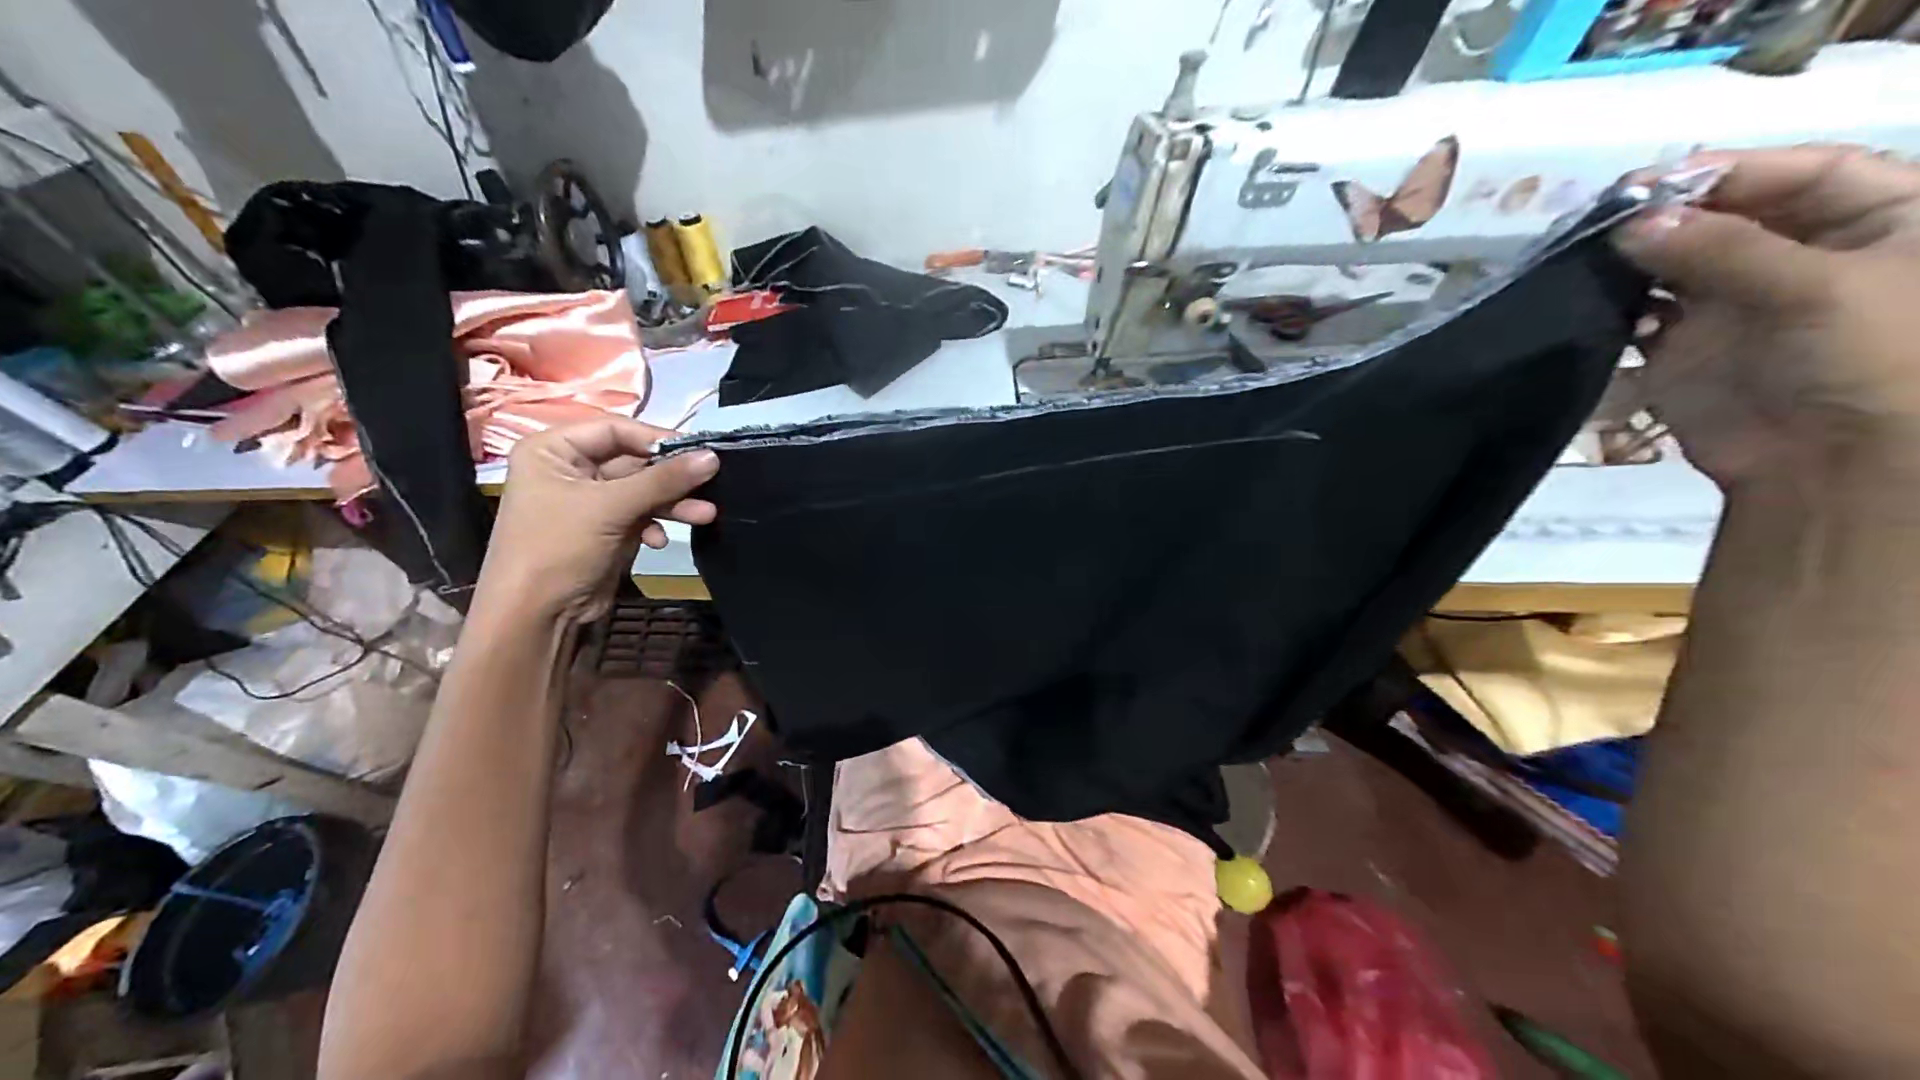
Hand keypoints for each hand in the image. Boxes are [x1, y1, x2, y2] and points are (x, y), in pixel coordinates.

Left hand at [475, 419, 717, 623]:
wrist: (537, 616)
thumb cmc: (559, 547)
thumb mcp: (611, 507)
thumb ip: (664, 480)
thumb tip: (713, 456)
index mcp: (552, 450)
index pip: (615, 429)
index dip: (656, 439)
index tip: (698, 452)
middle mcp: (569, 469)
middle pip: (633, 460)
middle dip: (671, 478)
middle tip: (710, 484)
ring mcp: (588, 502)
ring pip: (642, 490)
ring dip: (673, 503)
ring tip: (705, 515)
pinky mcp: (605, 529)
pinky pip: (640, 515)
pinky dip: (655, 524)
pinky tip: (660, 541)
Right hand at [1611, 146, 1919, 490]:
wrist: (1830, 465)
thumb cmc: (1873, 359)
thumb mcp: (1817, 288)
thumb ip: (1722, 250)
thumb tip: (1632, 223)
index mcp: (1883, 222)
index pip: (1807, 173)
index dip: (1736, 171)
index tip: (1656, 181)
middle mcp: (1808, 255)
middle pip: (1734, 214)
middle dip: (1673, 213)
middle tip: (1606, 215)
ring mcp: (1741, 302)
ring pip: (1681, 261)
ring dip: (1637, 257)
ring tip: (1587, 253)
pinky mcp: (1688, 343)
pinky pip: (1646, 311)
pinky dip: (1619, 303)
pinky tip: (1593, 298)